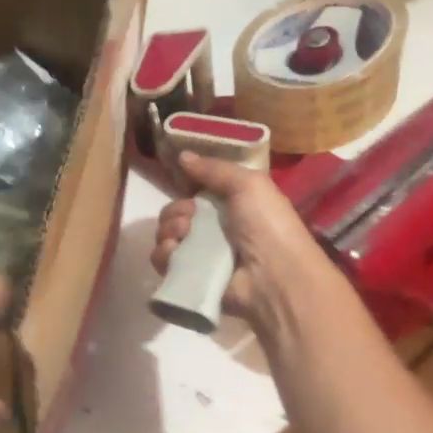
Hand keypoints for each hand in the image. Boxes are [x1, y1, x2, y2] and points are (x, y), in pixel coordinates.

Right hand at [150, 152, 332, 324]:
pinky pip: (162, 261)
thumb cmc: (265, 223)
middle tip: (189, 217)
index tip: (187, 188)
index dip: (186, 189)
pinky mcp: (186, 277)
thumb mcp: (248, 184)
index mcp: (228, 206)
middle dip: (175, 212)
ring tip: (182, 235)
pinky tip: (173, 251)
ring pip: (165, 236)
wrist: (270, 273)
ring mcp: (198, 255)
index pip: (194, 194)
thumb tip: (182, 155)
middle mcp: (211, 230)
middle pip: (175, 215)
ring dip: (167, 230)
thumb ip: (214, 169)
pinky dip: (163, 254)